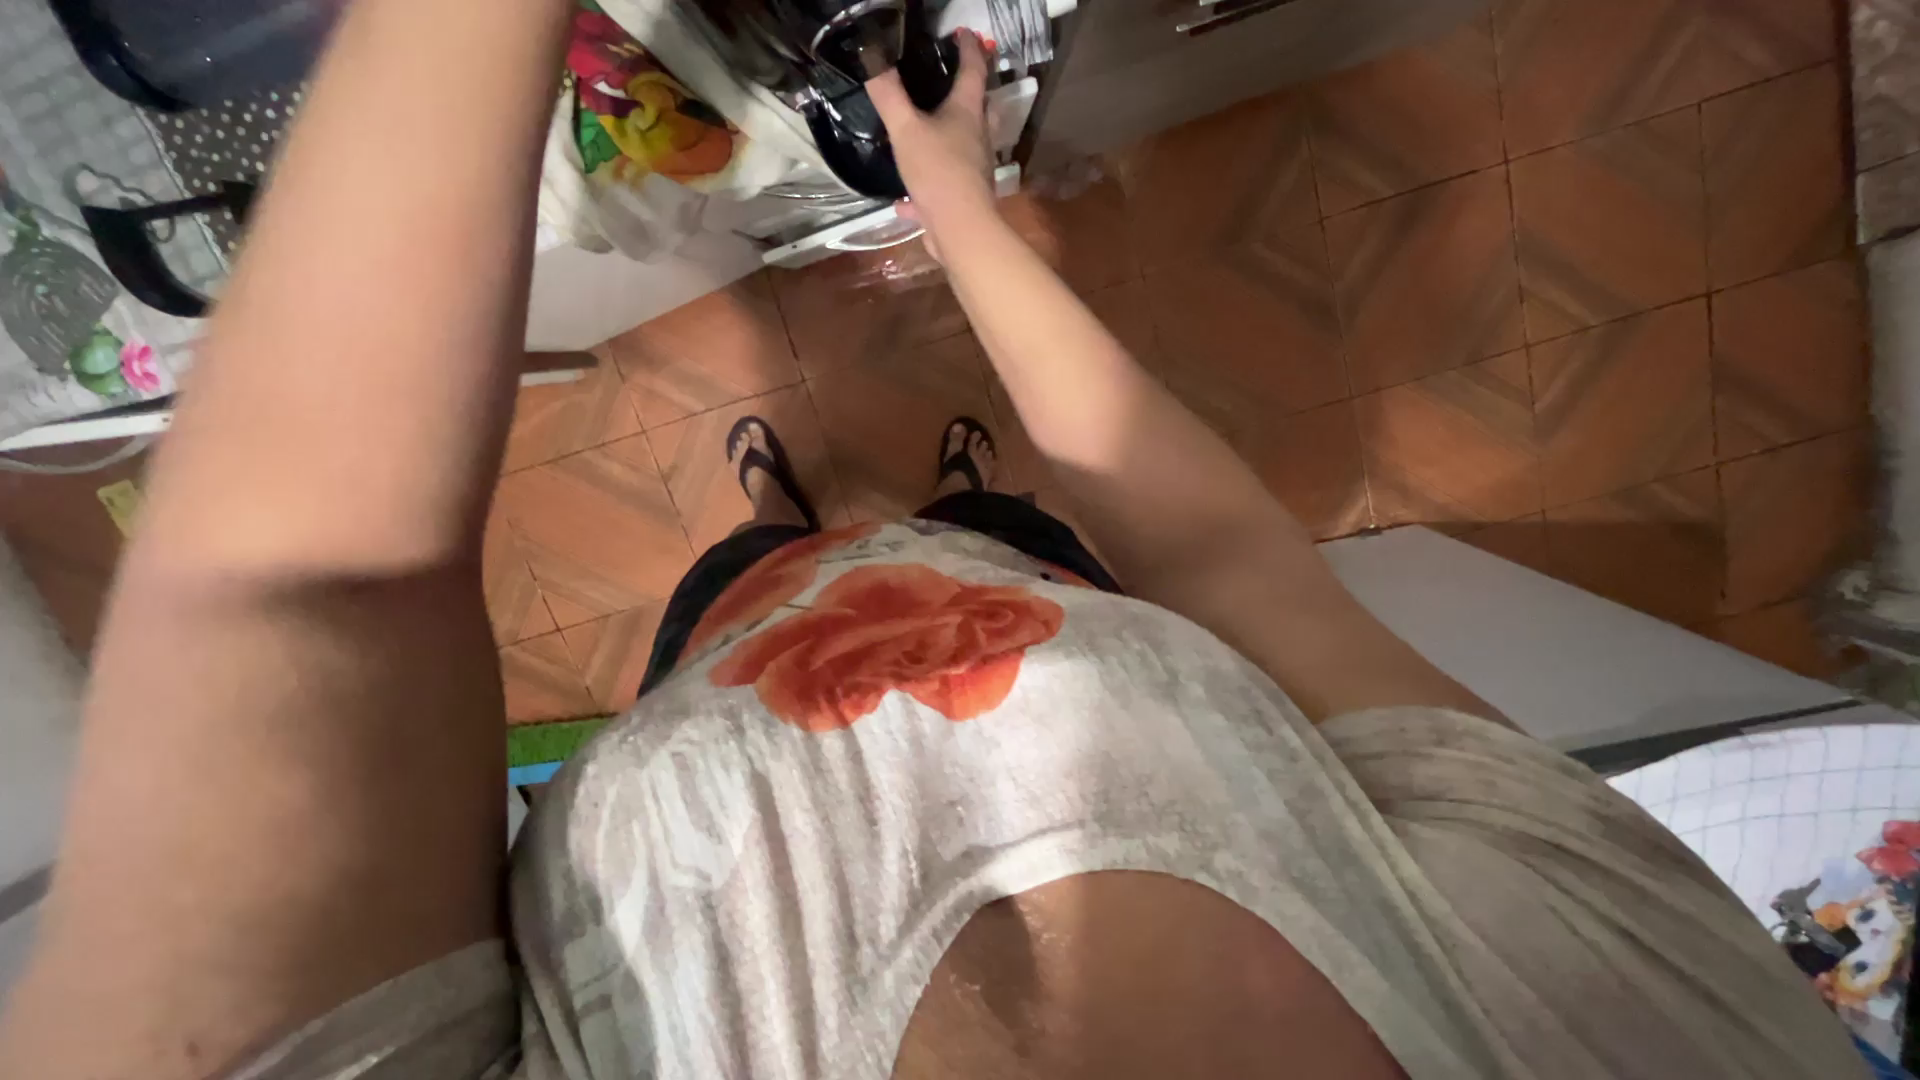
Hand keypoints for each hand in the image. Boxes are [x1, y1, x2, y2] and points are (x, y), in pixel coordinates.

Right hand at [867, 29, 994, 237]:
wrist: (960, 230)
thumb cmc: (939, 172)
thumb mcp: (906, 130)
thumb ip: (889, 96)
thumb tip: (872, 58)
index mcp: (968, 113)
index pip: (973, 70)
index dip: (968, 48)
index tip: (962, 33)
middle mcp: (977, 138)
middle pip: (975, 109)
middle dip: (964, 93)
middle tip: (946, 83)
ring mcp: (972, 170)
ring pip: (961, 147)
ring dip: (946, 138)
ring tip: (924, 134)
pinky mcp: (962, 199)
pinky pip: (941, 186)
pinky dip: (923, 189)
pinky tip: (903, 202)